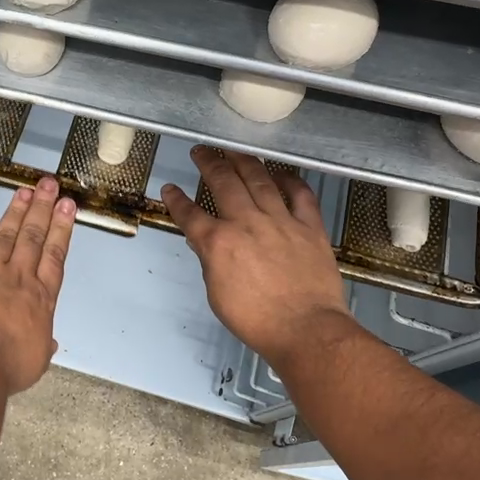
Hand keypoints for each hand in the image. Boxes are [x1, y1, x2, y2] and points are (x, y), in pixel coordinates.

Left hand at [0, 177, 76, 394]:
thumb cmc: (8, 367)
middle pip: (34, 237)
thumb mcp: (35, 360)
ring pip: (7, 234)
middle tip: (49, 185)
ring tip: (24, 190)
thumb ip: (42, 345)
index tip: (68, 207)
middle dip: (43, 209)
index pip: (55, 257)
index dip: (62, 230)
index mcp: (41, 299)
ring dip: (16, 211)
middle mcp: (20, 278)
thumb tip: (50, 343)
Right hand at [162, 148, 353, 360]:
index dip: (176, 199)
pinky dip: (289, 180)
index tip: (169, 189)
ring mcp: (280, 221)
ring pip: (259, 179)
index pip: (190, 214)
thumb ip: (210, 261)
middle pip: (223, 182)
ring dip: (243, 161)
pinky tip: (280, 174)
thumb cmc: (255, 320)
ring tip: (234, 150)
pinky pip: (300, 194)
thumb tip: (204, 242)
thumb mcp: (217, 294)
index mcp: (218, 242)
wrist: (306, 329)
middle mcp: (246, 223)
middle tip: (201, 152)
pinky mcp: (309, 226)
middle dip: (208, 163)